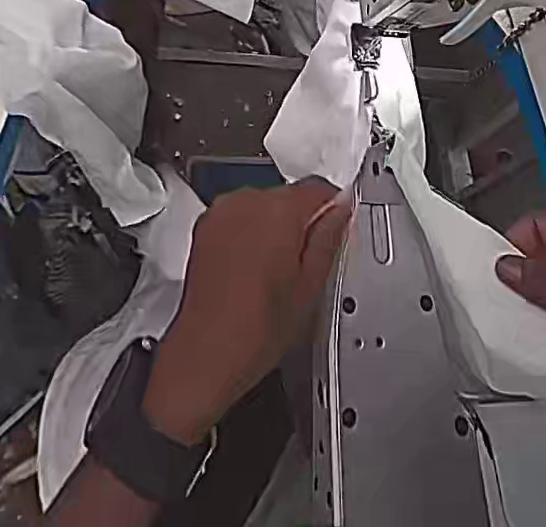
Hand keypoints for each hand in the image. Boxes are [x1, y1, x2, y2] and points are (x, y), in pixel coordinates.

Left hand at [143, 179, 351, 444]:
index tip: (336, 225)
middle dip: (302, 221)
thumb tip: (341, 210)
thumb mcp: (311, 283)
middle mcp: (248, 201)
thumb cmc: (253, 330)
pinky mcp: (205, 226)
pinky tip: (253, 269)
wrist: (205, 356)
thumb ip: (330, 236)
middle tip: (305, 261)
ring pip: (265, 205)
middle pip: (290, 196)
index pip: (319, 188)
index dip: (334, 208)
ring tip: (275, 271)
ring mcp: (222, 212)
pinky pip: (240, 216)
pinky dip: (249, 232)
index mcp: (279, 210)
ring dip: (274, 226)